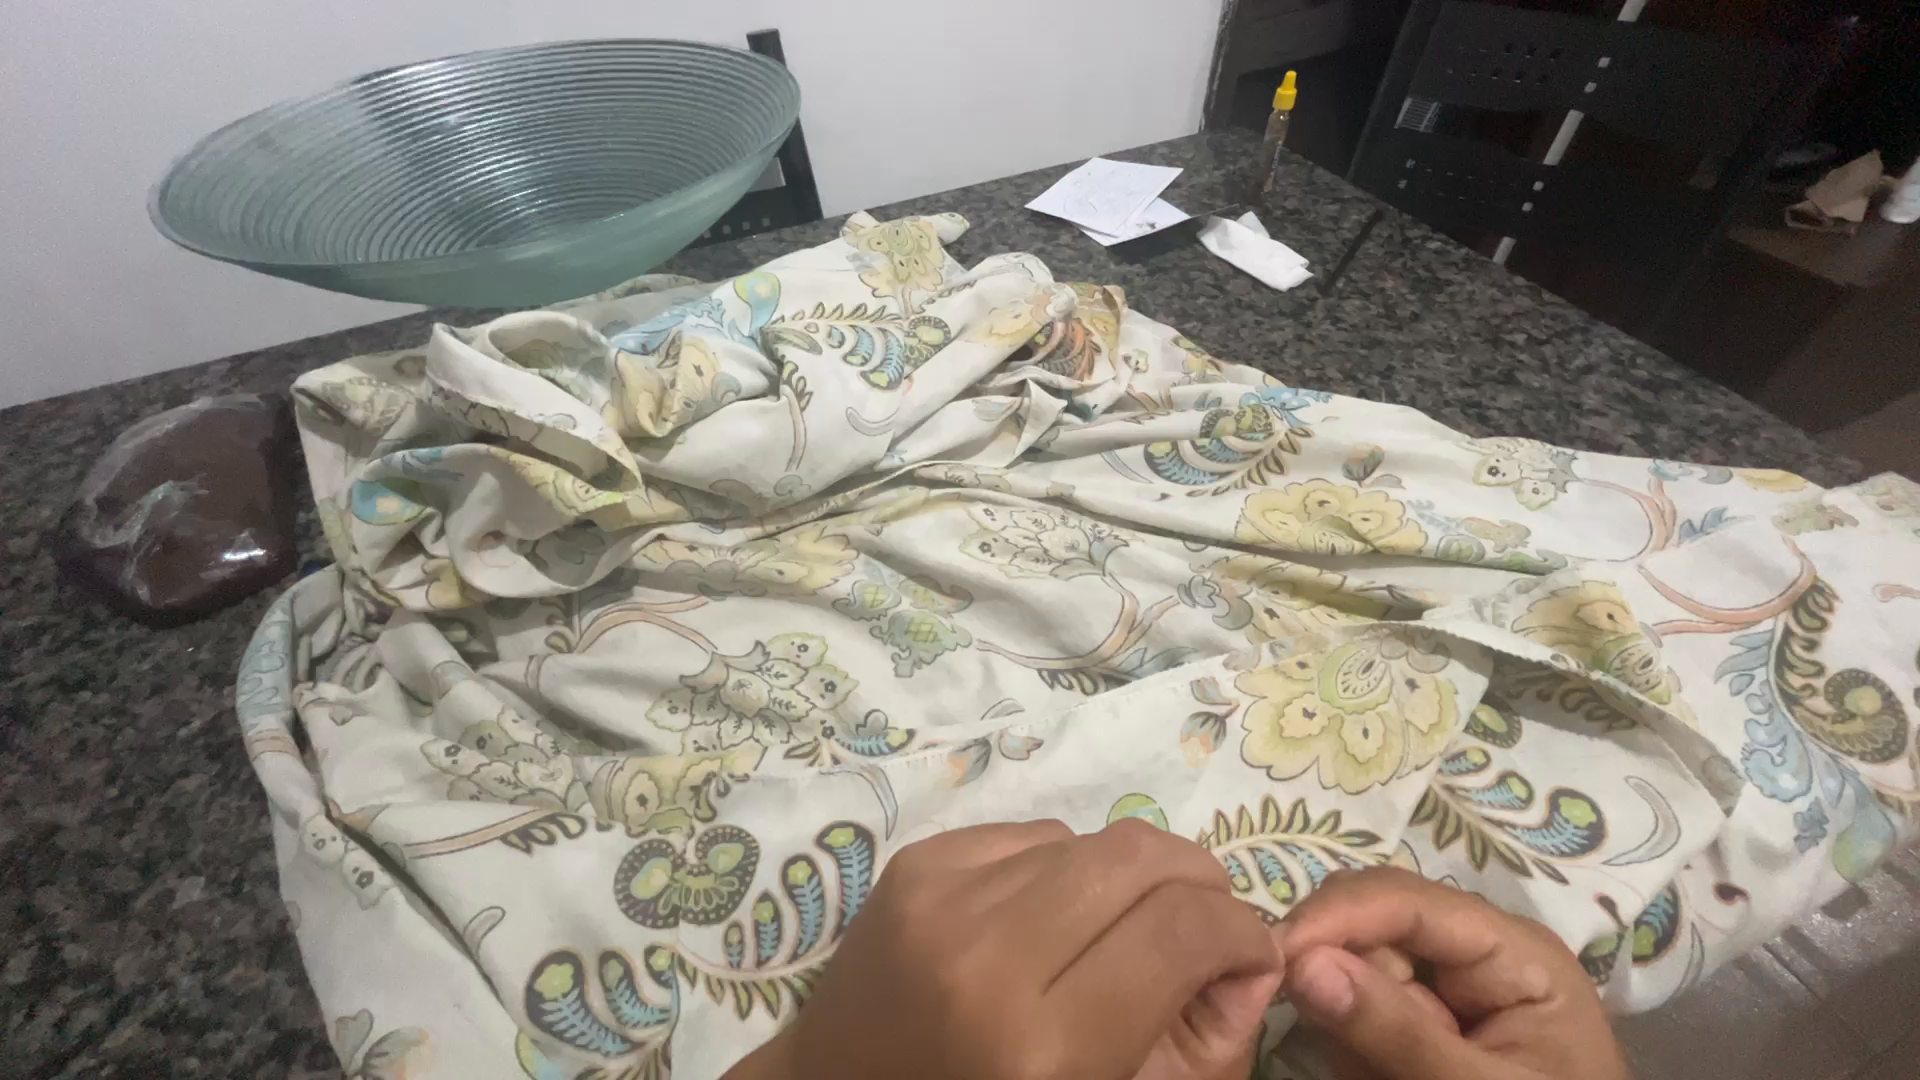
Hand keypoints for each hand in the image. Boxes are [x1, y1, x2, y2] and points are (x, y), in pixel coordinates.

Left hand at [729, 819, 1283, 1079]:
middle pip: (1136, 856)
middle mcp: (988, 952)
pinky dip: (1059, 865)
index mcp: (1043, 1046)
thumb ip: (1203, 1044)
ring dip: (1125, 876)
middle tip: (1205, 915)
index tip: (1249, 948)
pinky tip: (1046, 913)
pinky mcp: (915, 862)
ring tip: (1118, 924)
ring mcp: (941, 893)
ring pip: (1083, 839)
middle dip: (1195, 876)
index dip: (1239, 929)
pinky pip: (1025, 834)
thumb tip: (1252, 953)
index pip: (1180, 928)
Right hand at [1275, 867, 1629, 1079]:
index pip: (1400, 898)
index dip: (1333, 915)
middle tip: (1347, 1050)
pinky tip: (1375, 1070)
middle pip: (1365, 920)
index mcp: (1511, 949)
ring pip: (1347, 959)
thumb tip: (1300, 964)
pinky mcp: (1418, 1005)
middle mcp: (1470, 945)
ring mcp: (1441, 975)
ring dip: (1343, 1018)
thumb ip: (1400, 1034)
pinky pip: (1351, 997)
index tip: (1276, 954)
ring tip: (1377, 1073)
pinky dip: (1347, 1037)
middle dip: (1340, 977)